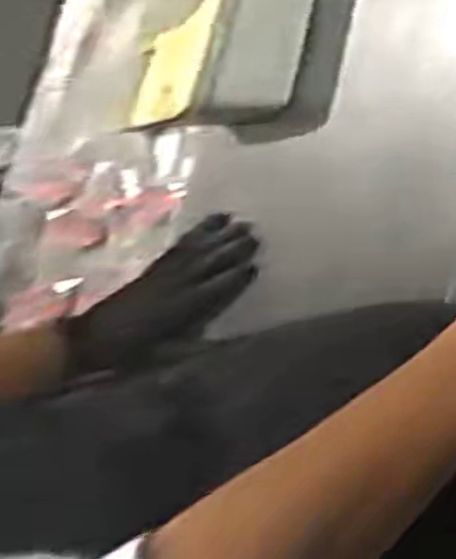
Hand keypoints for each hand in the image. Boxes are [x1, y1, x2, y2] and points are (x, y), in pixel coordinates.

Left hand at [63, 213, 258, 375]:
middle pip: (214, 260)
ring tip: (243, 223)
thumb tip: (230, 338)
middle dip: (237, 247)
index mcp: (187, 304)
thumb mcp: (165, 350)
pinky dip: (200, 232)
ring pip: (201, 249)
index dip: (240, 274)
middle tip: (257, 236)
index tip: (256, 267)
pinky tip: (215, 221)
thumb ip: (198, 341)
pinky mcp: (157, 266)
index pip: (222, 283)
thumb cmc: (131, 350)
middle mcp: (181, 283)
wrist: (83, 342)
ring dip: (222, 236)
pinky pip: (182, 246)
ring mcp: (167, 272)